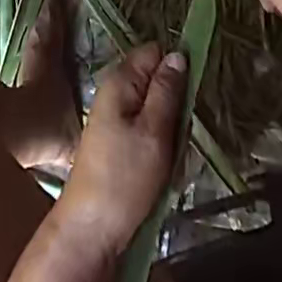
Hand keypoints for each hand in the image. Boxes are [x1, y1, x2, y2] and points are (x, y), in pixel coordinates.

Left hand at [58, 43, 186, 251]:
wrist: (91, 230)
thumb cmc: (124, 178)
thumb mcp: (154, 131)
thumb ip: (167, 90)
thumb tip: (178, 53)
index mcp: (120, 81)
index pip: (155, 52)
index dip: (176, 67)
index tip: (190, 94)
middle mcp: (116, 93)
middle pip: (159, 82)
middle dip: (176, 106)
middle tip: (180, 134)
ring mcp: (117, 118)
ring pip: (159, 111)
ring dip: (172, 132)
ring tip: (172, 157)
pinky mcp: (120, 142)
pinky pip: (150, 133)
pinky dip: (162, 148)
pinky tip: (163, 170)